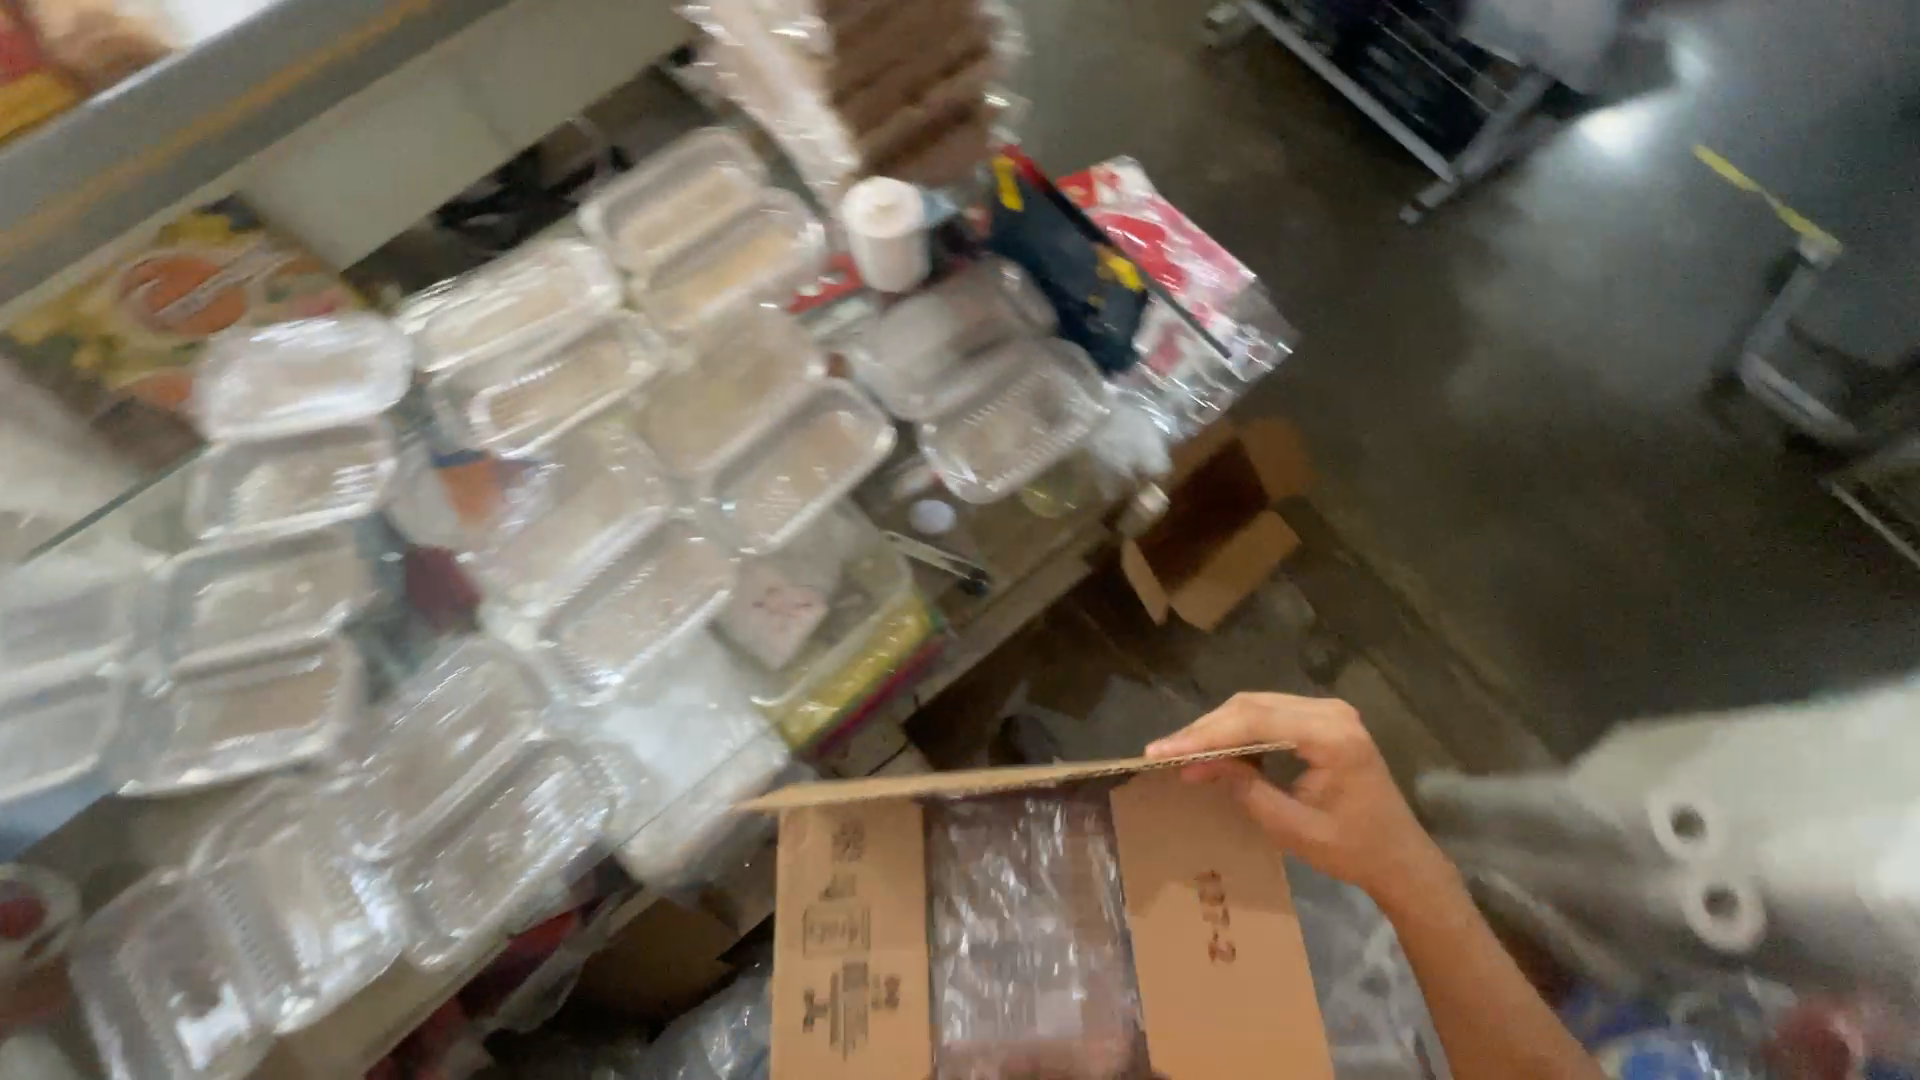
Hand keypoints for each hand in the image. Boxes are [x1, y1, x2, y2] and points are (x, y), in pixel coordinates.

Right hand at [1146, 693, 1448, 904]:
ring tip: (1181, 751)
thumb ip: (1244, 788)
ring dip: (1216, 728)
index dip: (1203, 735)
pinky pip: (1268, 713)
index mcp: (1331, 736)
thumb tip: (1197, 764)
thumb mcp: (1291, 827)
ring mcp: (1328, 711)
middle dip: (1204, 730)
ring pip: (1254, 705)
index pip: (1253, 721)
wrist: (1401, 858)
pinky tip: (1214, 748)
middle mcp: (1330, 712)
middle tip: (1164, 752)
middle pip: (1250, 706)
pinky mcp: (1322, 719)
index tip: (1163, 750)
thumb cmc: (1352, 850)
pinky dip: (1236, 729)